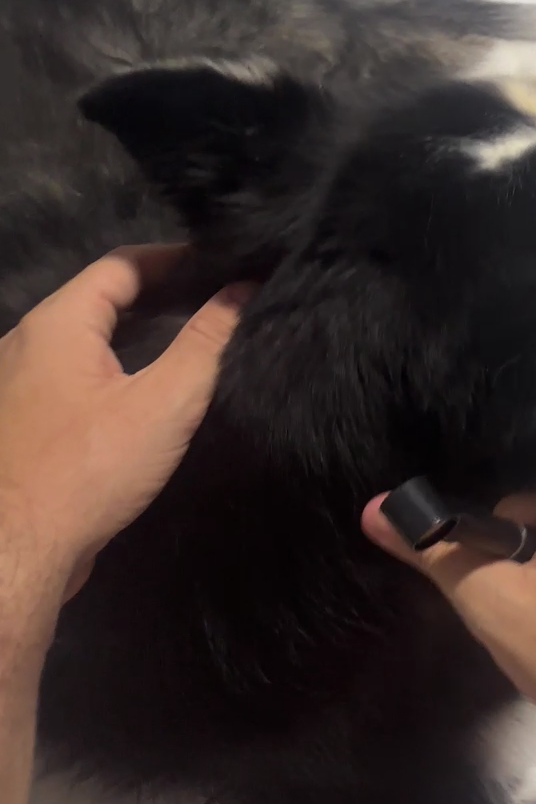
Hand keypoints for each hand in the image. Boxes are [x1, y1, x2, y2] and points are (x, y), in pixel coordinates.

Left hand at [0, 245, 247, 607]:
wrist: (18, 547)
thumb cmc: (94, 463)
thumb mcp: (169, 397)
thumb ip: (209, 339)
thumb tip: (245, 289)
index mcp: (55, 329)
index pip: (119, 265)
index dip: (179, 256)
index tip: (234, 260)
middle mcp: (27, 344)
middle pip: (103, 293)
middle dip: (170, 284)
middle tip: (234, 289)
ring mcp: (23, 381)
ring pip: (93, 327)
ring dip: (151, 317)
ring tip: (212, 322)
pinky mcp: (31, 413)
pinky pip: (86, 358)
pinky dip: (132, 346)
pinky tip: (168, 368)